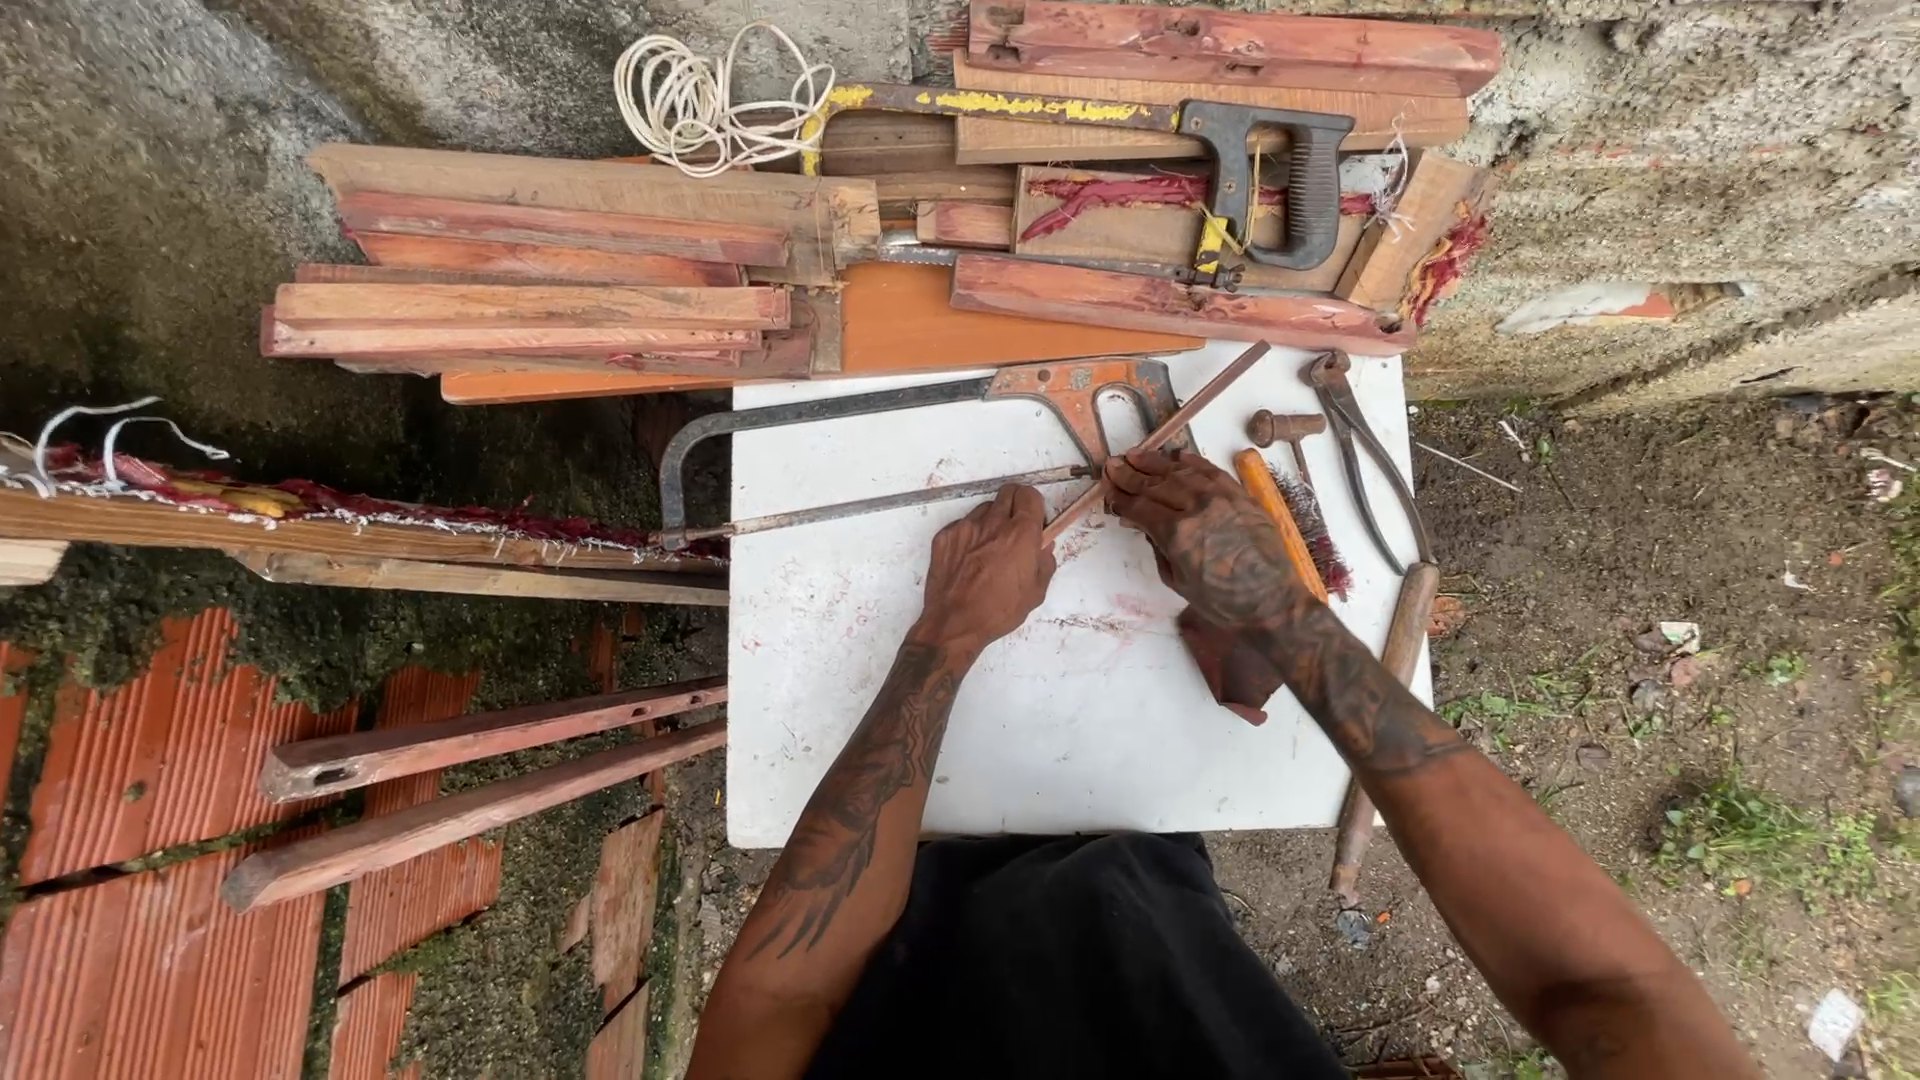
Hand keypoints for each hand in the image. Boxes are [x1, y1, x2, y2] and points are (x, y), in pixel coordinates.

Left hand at [908, 484, 1056, 659]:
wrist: (954, 623)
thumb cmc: (998, 612)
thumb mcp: (1035, 592)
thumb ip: (1044, 562)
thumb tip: (1043, 546)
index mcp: (1020, 534)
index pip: (1030, 495)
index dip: (1034, 506)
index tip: (1034, 521)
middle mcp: (993, 523)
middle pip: (1008, 492)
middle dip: (1015, 505)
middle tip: (1014, 528)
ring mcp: (965, 527)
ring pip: (985, 509)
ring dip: (992, 521)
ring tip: (989, 548)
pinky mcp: (945, 536)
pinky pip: (963, 525)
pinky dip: (970, 535)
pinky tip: (969, 559)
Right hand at [1103, 448, 1315, 631]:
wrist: (1271, 602)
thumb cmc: (1221, 601)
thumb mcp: (1177, 580)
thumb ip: (1157, 546)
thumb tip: (1142, 523)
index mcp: (1178, 534)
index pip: (1140, 507)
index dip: (1121, 498)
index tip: (1108, 489)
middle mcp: (1197, 508)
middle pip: (1156, 485)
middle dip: (1131, 475)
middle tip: (1113, 465)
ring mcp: (1222, 498)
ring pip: (1181, 472)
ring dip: (1156, 463)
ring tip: (1137, 455)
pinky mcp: (1241, 496)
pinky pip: (1211, 471)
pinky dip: (1191, 462)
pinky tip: (1175, 458)